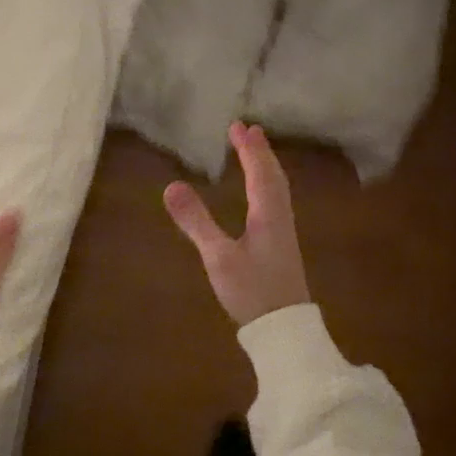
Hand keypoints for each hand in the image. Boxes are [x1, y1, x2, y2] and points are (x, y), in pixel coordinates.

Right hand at [163, 122, 310, 325]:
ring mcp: (283, 234)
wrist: (283, 329)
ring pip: (278, 191)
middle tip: (248, 131)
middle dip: (260, 153)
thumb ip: (196, 222)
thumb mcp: (218, 257)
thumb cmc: (252, 291)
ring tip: (255, 155)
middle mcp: (280, 219)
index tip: (239, 126)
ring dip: (266, 169)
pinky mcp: (280, 248)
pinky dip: (267, 188)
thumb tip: (171, 186)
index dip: (250, 149)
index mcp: (269, 215)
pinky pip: (276, 204)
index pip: (260, 173)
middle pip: (274, 178)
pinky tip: (260, 199)